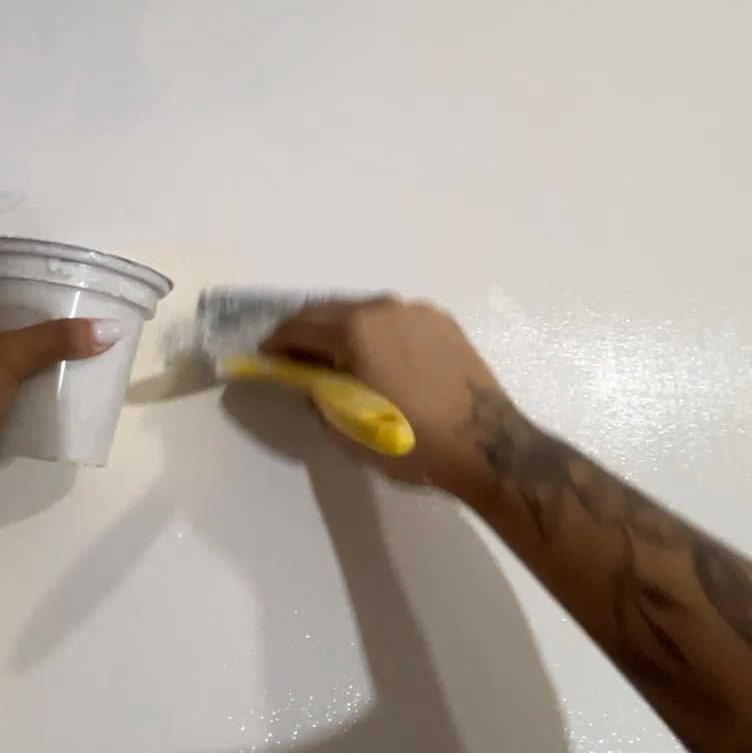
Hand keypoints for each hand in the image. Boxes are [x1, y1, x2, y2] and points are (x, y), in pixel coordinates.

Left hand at [0, 298, 122, 504]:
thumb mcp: (8, 357)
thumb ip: (57, 341)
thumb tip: (113, 328)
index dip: (32, 301)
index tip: (71, 308)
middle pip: (1, 337)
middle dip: (37, 343)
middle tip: (78, 344)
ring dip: (26, 377)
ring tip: (68, 376)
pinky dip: (13, 405)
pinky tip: (40, 411)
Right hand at [261, 296, 510, 488]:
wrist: (487, 445)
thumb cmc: (409, 440)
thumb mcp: (345, 424)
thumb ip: (314, 392)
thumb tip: (305, 377)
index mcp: (355, 327)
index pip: (300, 327)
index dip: (275, 343)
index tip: (264, 357)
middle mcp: (384, 307)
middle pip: (330, 311)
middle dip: (305, 332)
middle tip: (292, 356)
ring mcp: (418, 312)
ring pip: (364, 313)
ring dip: (341, 330)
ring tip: (334, 357)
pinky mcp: (443, 323)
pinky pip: (395, 321)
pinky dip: (375, 334)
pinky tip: (377, 357)